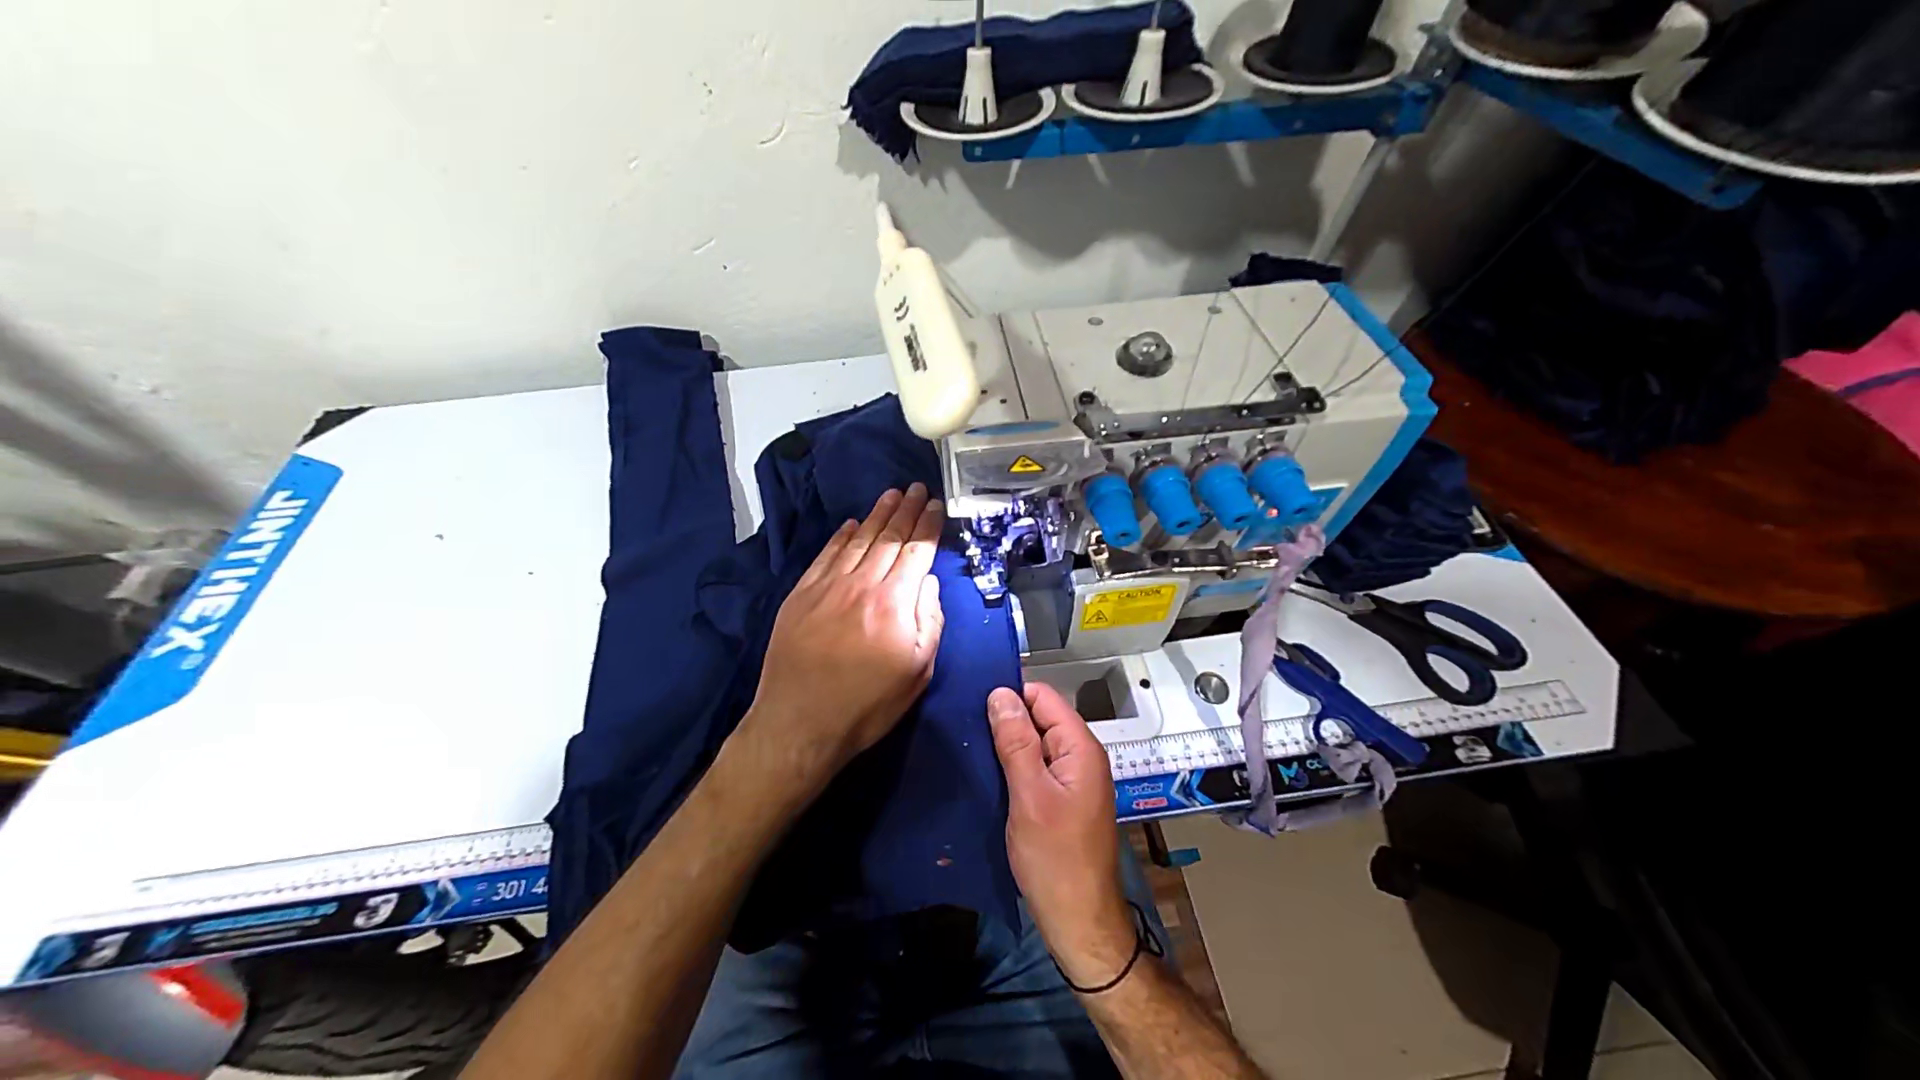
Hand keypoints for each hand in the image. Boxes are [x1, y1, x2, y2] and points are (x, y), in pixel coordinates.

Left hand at [739, 484, 945, 797]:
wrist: (799, 724)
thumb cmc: (867, 705)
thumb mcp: (918, 672)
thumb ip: (930, 621)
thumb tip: (928, 583)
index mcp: (894, 603)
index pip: (916, 552)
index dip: (928, 526)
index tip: (936, 505)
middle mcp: (861, 585)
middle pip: (888, 538)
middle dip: (906, 510)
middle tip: (917, 488)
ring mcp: (827, 587)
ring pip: (858, 540)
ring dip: (877, 515)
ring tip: (891, 495)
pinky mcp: (801, 595)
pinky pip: (826, 555)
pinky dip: (841, 536)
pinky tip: (851, 525)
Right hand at [988, 683, 1135, 986]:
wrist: (1078, 920)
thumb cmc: (1055, 858)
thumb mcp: (1030, 796)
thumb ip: (1016, 742)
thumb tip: (1000, 693)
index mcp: (1080, 748)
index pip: (1043, 697)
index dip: (1010, 695)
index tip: (971, 703)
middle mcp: (1080, 756)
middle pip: (1039, 718)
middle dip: (1005, 719)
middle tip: (963, 726)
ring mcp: (1072, 779)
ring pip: (1035, 743)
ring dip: (1006, 744)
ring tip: (969, 746)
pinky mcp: (1061, 799)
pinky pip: (1035, 767)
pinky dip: (1013, 766)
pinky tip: (987, 773)